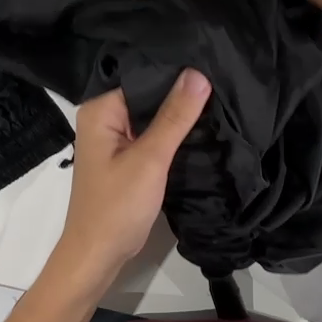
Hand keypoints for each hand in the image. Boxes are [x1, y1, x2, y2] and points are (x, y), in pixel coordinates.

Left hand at [52, 69, 212, 284]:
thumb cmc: (118, 205)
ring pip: (151, 119)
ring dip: (177, 119)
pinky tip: (199, 132)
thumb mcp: (150, 158)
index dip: (176, 76)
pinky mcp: (124, 160)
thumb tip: (198, 74)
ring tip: (219, 104)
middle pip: (148, 98)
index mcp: (99, 111)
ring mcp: (112, 141)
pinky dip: (170, 138)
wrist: (99, 253)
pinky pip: (150, 138)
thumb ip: (174, 116)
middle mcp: (102, 120)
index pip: (144, 79)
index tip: (213, 68)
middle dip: (180, 97)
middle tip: (223, 86)